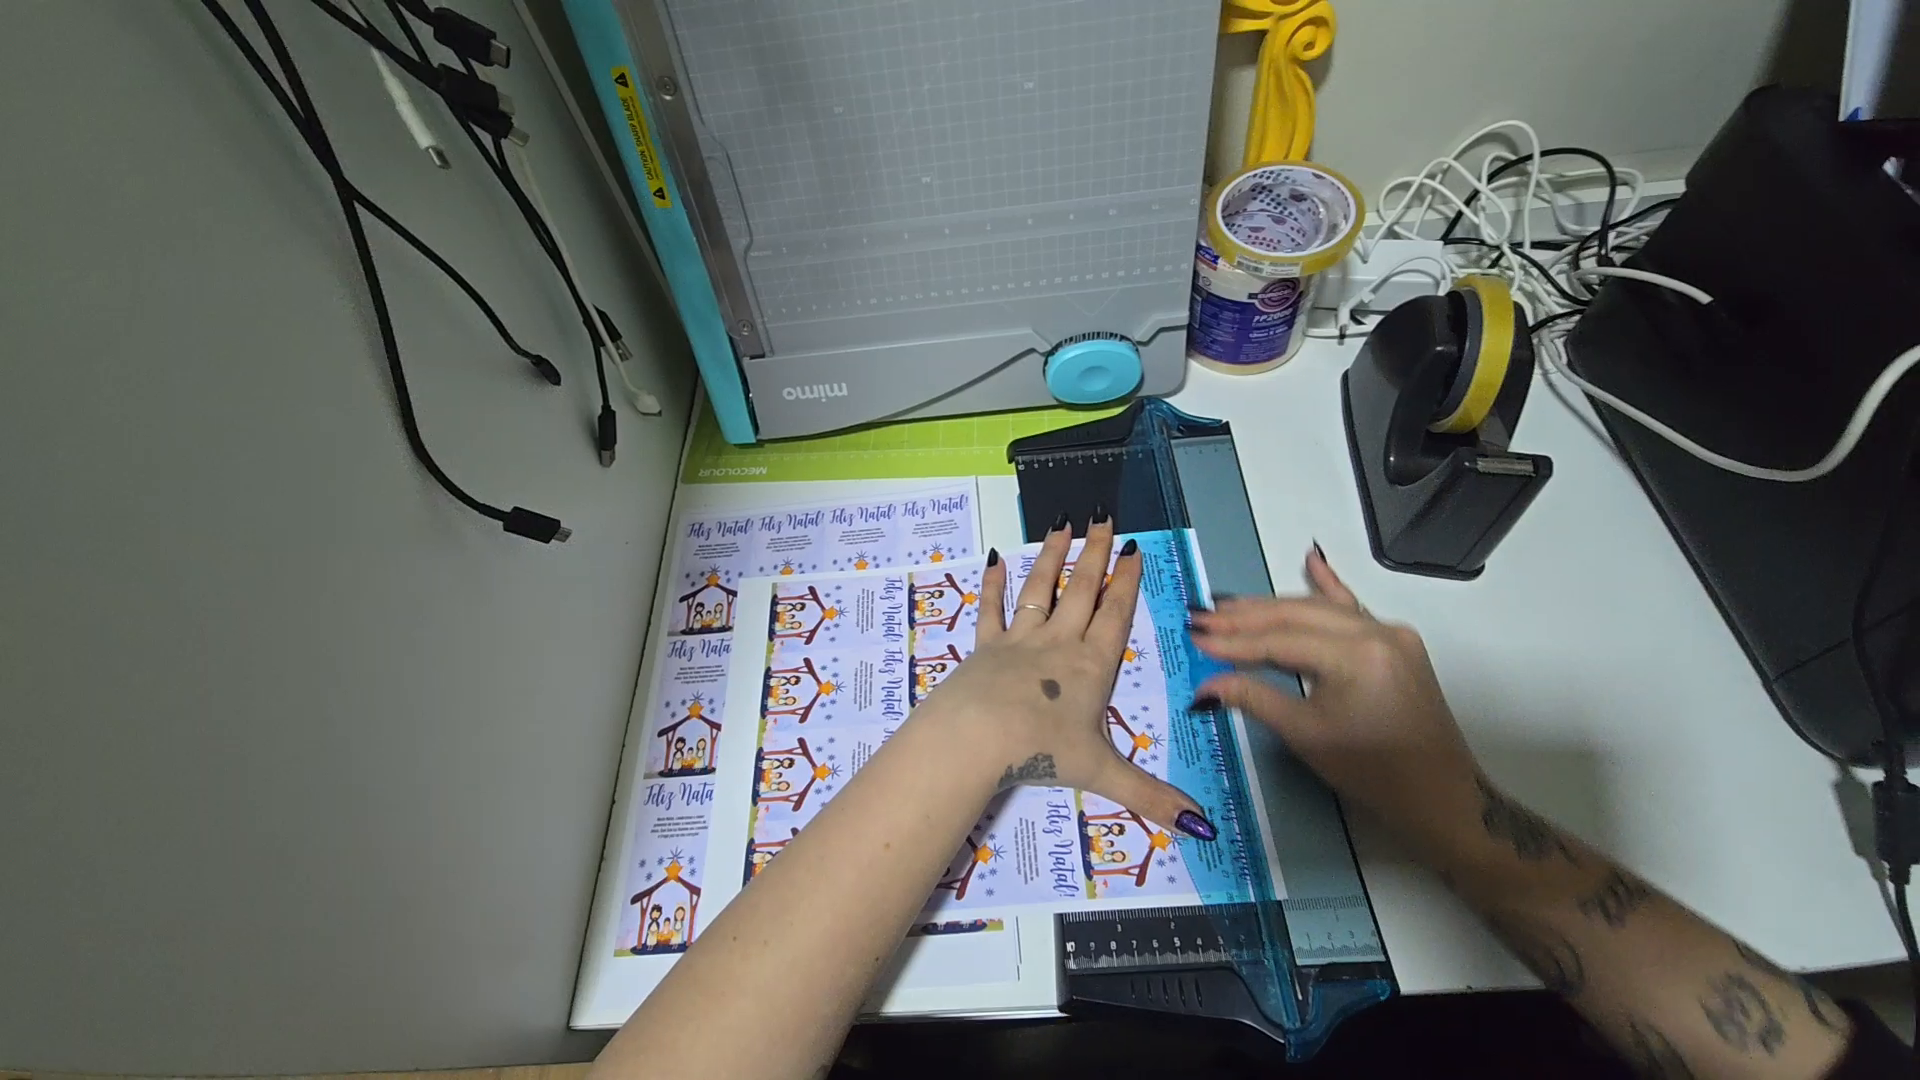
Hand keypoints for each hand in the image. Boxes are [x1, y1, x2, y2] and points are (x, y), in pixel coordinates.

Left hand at [917, 516, 1215, 840]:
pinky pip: (990, 609)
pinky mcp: (985, 647)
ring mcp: (1019, 641)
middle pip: (1082, 590)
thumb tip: (1204, 828)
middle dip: (1096, 553)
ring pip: (1041, 588)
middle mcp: (1058, 643)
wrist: (977, 737)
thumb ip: (1153, 797)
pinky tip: (992, 559)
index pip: (1115, 614)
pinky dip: (992, 584)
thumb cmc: (1042, 751)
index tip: (1134, 548)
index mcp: (1091, 666)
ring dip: (1052, 556)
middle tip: (1104, 517)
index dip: (1127, 581)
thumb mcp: (1103, 775)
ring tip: (1061, 524)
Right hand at [1189, 547, 1479, 844]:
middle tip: (1201, 617)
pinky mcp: (1395, 643)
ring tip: (1228, 607)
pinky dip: (1328, 587)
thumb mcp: (1305, 734)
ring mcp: (1390, 634)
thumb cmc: (1370, 771)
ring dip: (1273, 608)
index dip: (1233, 641)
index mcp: (1355, 656)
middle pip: (1296, 615)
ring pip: (1319, 610)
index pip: (1279, 641)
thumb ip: (1253, 698)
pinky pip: (1352, 609)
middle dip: (1245, 618)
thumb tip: (1204, 685)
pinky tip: (1312, 560)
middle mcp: (1376, 632)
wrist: (1440, 797)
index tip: (1193, 637)